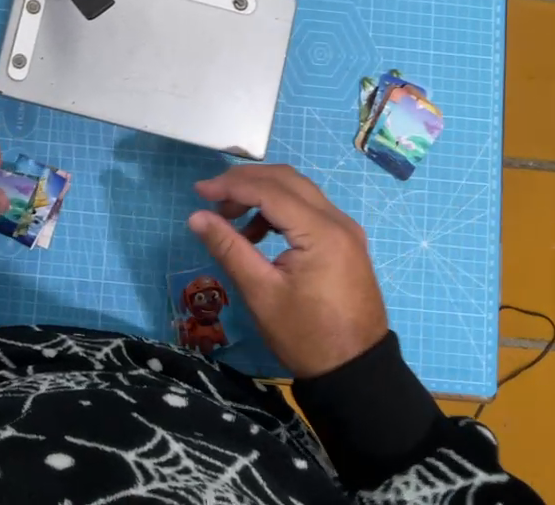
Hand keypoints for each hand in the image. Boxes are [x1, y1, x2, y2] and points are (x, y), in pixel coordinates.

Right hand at [186, 165, 388, 377]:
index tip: (198, 191)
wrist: (358, 375)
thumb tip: (196, 216)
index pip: (269, 190)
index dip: (230, 185)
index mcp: (321, 233)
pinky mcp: (345, 242)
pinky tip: (256, 234)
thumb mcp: (260, 293)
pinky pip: (308, 209)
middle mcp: (338, 222)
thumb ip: (228, 248)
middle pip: (286, 180)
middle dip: (245, 182)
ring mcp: (346, 231)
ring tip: (230, 216)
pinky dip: (279, 209)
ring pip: (298, 191)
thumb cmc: (306, 336)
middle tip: (213, 198)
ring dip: (261, 193)